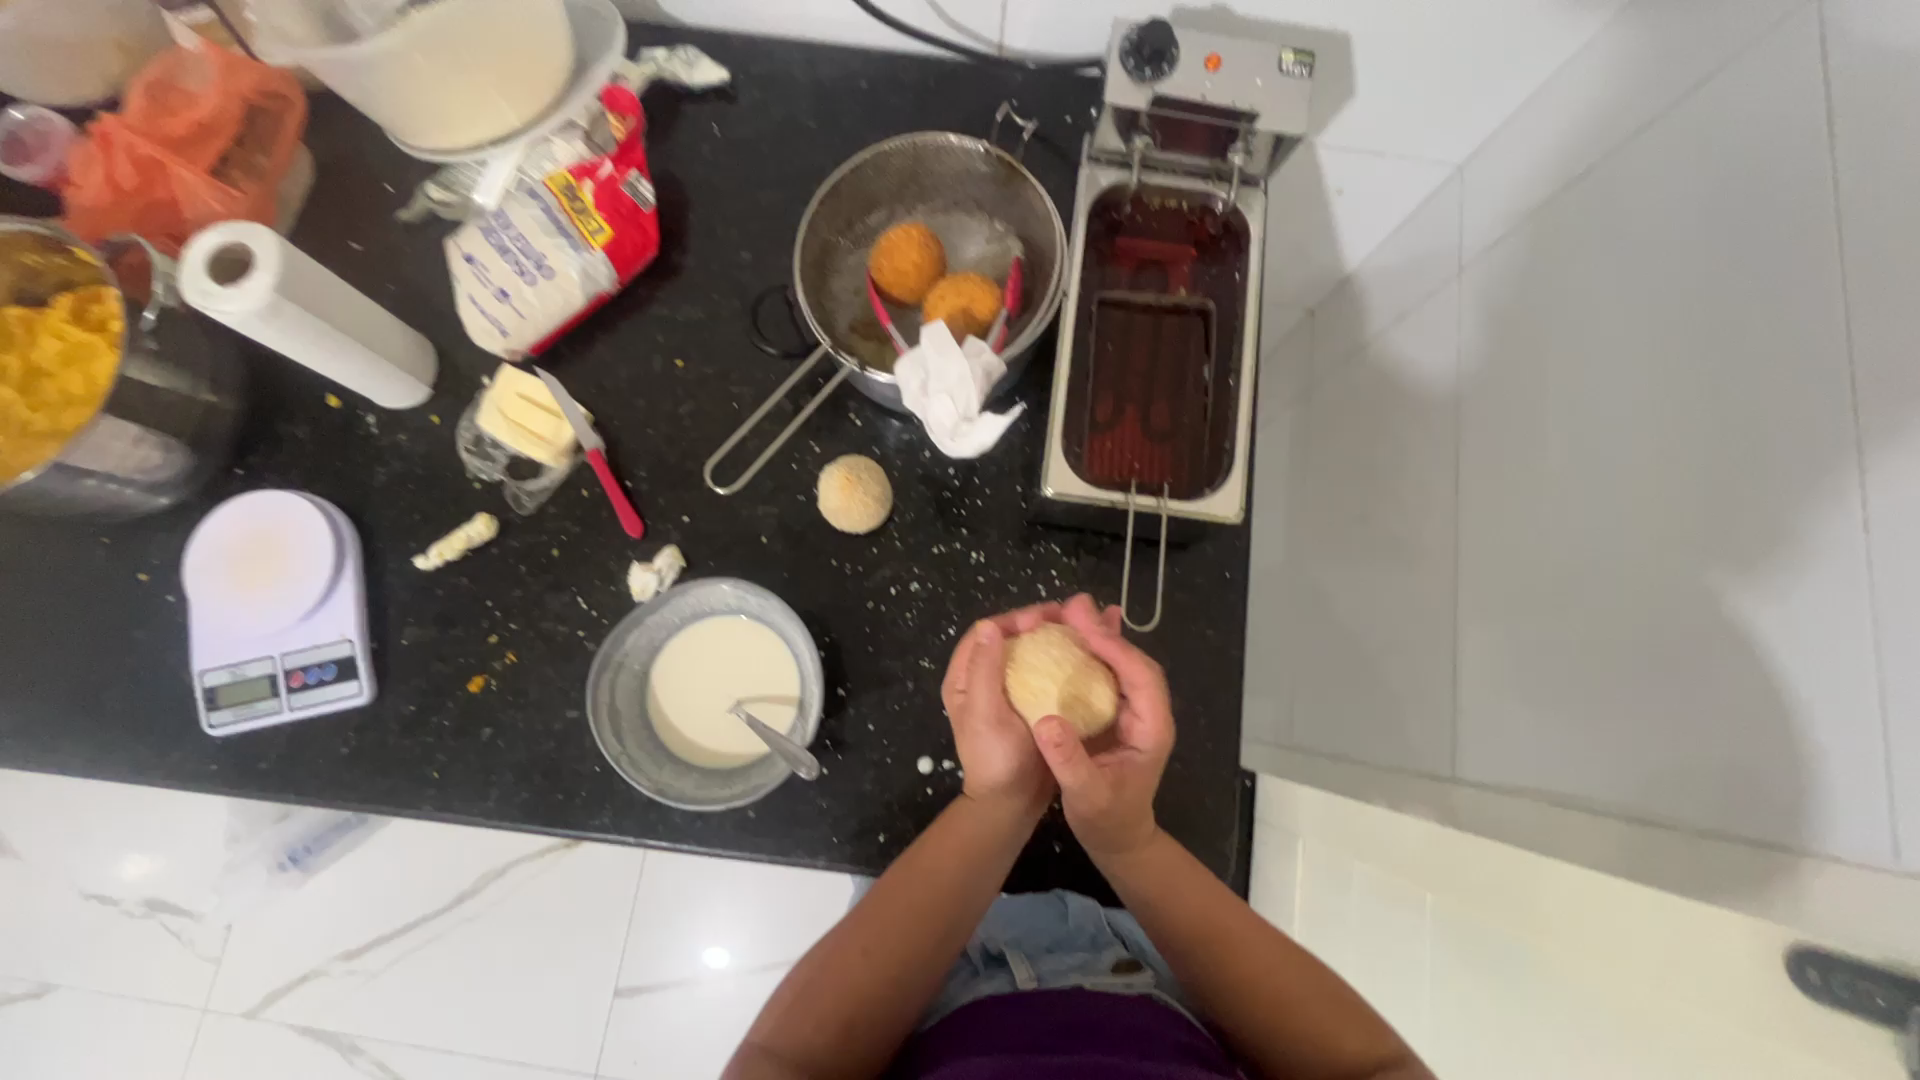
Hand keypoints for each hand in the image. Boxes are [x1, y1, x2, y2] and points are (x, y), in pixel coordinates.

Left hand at [941, 604, 1061, 816]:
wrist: (1012, 804)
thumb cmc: (994, 758)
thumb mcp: (983, 712)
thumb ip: (983, 669)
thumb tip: (989, 625)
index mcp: (964, 678)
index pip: (985, 633)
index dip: (1013, 620)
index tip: (1043, 617)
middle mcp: (983, 680)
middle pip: (1009, 639)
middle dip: (1037, 624)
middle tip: (1070, 618)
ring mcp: (1009, 693)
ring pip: (1028, 654)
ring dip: (1052, 639)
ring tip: (1081, 630)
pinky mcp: (1030, 705)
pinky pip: (1044, 674)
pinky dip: (1062, 661)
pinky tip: (1086, 657)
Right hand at [1029, 594, 1173, 859]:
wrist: (1117, 837)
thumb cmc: (1107, 819)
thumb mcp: (1086, 795)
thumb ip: (1069, 761)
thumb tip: (1046, 721)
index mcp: (1152, 727)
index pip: (1141, 677)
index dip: (1116, 650)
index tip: (1085, 630)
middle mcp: (1145, 711)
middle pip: (1130, 660)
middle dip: (1104, 632)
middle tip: (1071, 606)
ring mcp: (1130, 709)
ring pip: (1118, 661)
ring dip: (1095, 635)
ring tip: (1067, 611)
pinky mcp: (1112, 711)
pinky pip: (1103, 672)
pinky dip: (1088, 651)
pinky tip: (1070, 632)